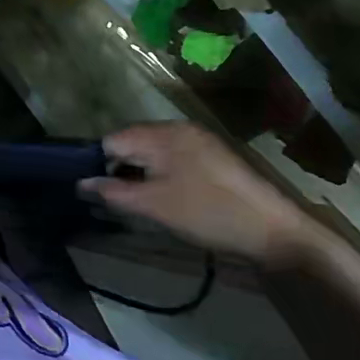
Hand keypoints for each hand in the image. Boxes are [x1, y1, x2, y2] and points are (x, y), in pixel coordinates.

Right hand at [81, 122, 322, 267]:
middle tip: (121, 201)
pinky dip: (163, 174)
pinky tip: (169, 197)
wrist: (277, 231)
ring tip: (143, 202)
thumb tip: (82, 183)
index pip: (113, 140)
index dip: (100, 164)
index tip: (100, 192)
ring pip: (153, 152)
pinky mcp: (213, 156)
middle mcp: (179, 128)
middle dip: (121, 169)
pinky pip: (174, 158)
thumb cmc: (209, 213)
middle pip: (133, 142)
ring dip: (142, 173)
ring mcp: (199, 140)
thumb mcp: (155, 206)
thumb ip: (114, 192)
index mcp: (164, 134)